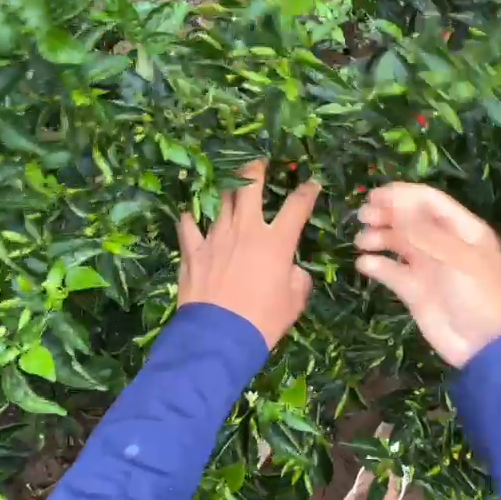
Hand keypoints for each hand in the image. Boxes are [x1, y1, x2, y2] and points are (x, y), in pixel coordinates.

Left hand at [177, 160, 321, 349]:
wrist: (219, 337)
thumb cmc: (263, 320)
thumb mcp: (294, 301)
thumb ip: (296, 278)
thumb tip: (291, 270)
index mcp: (276, 241)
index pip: (297, 206)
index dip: (307, 191)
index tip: (312, 183)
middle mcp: (245, 230)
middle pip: (249, 186)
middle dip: (255, 169)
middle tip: (258, 162)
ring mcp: (215, 237)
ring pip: (220, 200)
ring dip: (226, 189)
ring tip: (228, 183)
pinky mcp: (192, 251)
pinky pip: (188, 225)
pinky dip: (189, 217)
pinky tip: (188, 213)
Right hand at [353, 183, 500, 367]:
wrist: (484, 345)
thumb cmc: (479, 294)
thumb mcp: (456, 257)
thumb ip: (423, 232)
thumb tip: (393, 208)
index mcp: (463, 229)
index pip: (430, 201)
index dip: (402, 195)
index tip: (375, 196)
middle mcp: (444, 244)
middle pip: (410, 219)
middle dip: (386, 214)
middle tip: (364, 215)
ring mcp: (429, 268)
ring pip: (398, 244)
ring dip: (379, 237)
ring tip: (361, 240)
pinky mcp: (415, 291)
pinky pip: (392, 272)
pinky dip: (377, 265)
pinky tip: (364, 263)